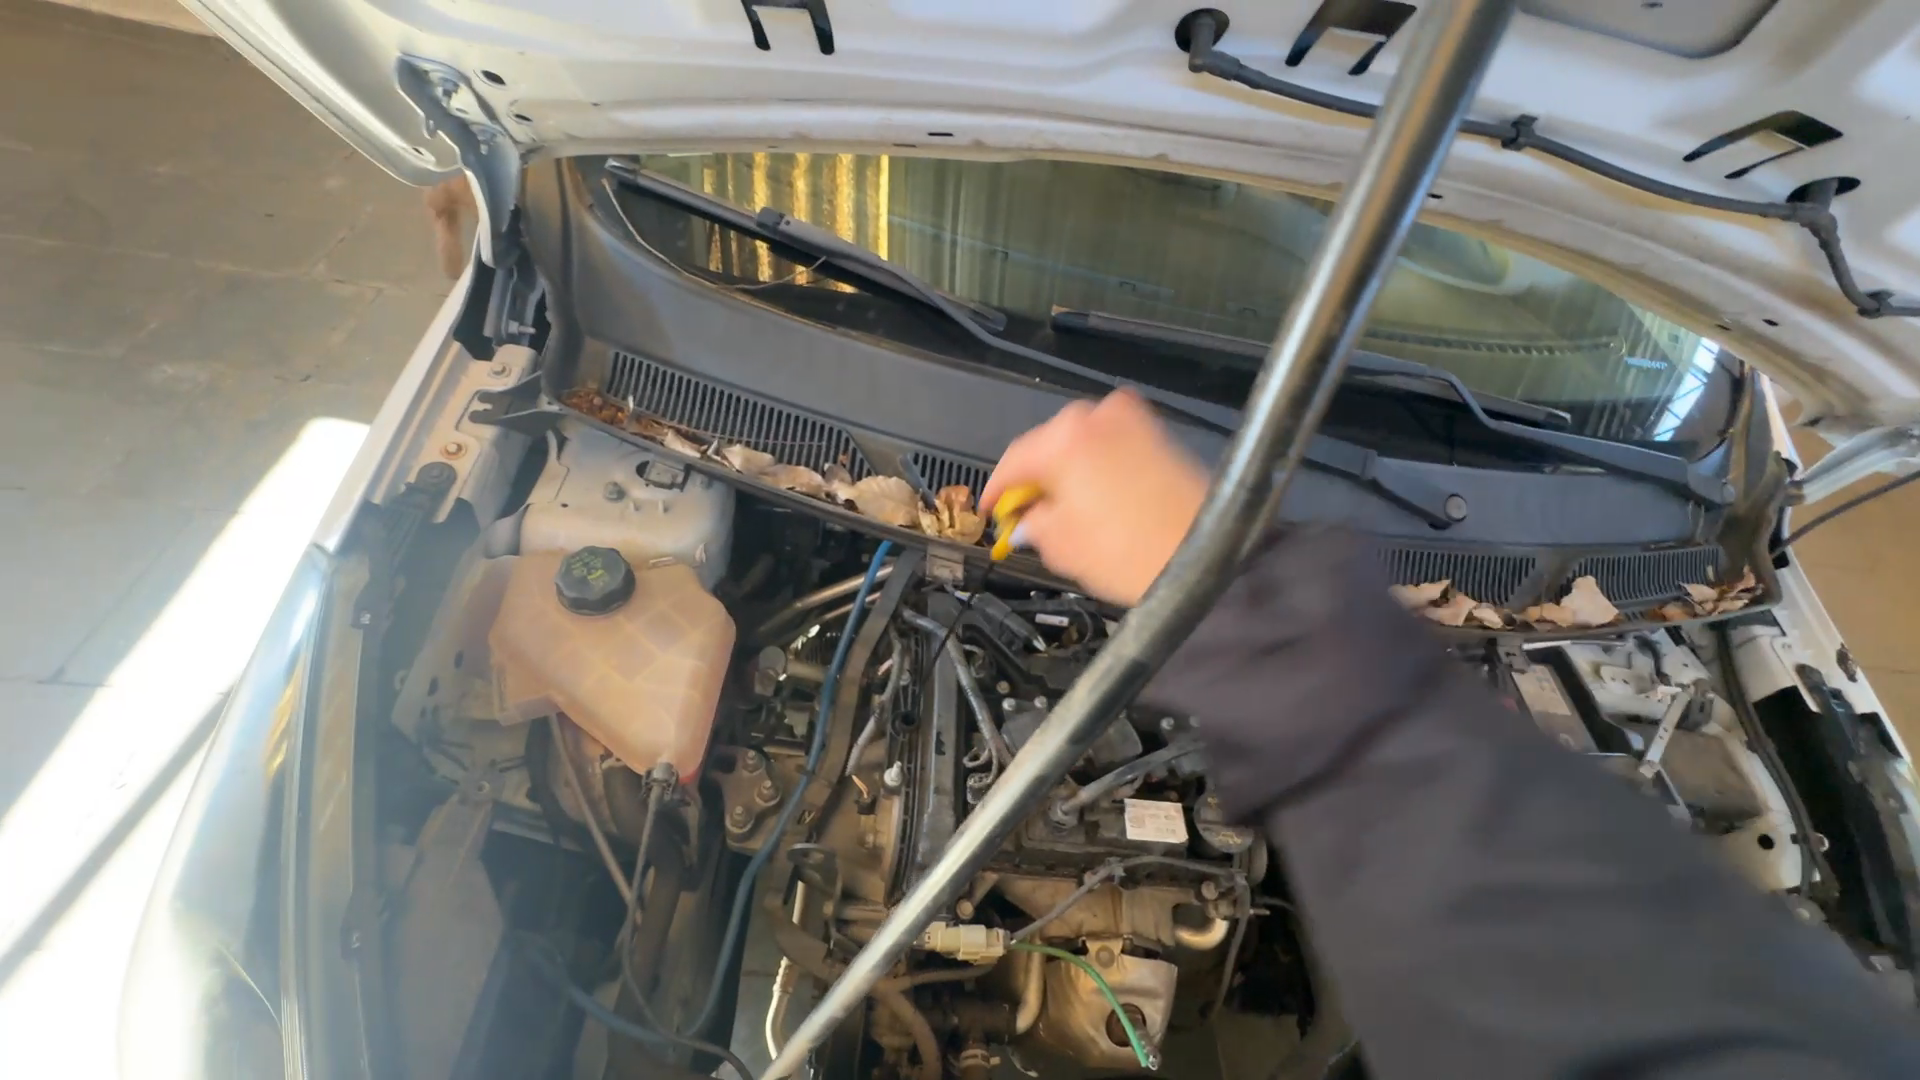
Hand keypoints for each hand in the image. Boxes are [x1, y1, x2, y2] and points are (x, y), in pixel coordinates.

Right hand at [982, 388, 1208, 606]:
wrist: (1210, 557)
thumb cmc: (1144, 553)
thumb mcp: (1064, 547)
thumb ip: (1034, 525)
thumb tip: (1028, 520)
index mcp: (1067, 438)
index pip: (1013, 460)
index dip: (996, 491)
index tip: (991, 508)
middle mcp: (1100, 417)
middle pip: (1048, 447)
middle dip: (1036, 481)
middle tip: (1025, 515)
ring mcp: (1134, 423)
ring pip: (1082, 446)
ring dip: (1068, 475)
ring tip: (1064, 514)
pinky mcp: (1160, 437)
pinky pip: (1112, 449)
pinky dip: (1098, 470)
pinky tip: (1097, 503)